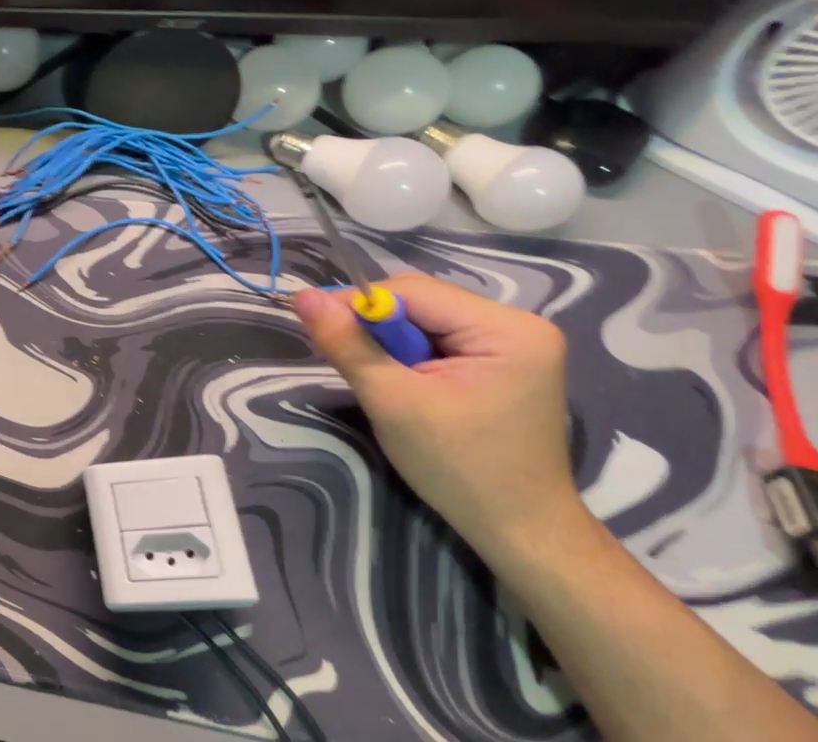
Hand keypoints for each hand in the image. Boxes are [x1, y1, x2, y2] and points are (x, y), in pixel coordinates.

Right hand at [292, 274, 579, 553]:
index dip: (357, 303)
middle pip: (422, 302)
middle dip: (377, 326)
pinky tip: (404, 384)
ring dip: (391, 343)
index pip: (413, 291)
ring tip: (378, 379)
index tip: (317, 325)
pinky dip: (411, 355)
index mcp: (508, 328)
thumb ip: (347, 343)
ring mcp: (516, 344)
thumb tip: (302, 295)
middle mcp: (520, 324)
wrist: (518, 529)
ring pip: (427, 320)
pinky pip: (441, 339)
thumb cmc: (459, 466)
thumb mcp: (392, 401)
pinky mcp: (504, 363)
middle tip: (347, 360)